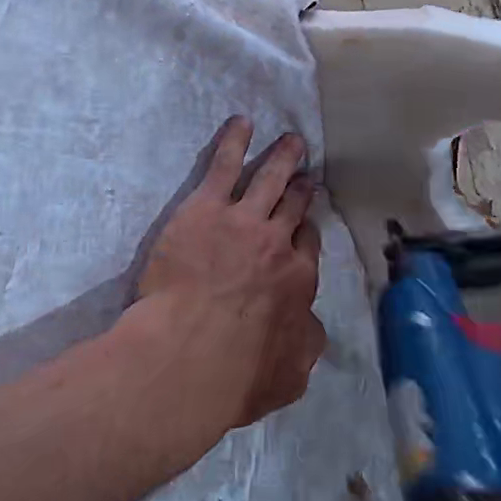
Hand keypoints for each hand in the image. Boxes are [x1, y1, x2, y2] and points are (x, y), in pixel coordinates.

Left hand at [137, 117, 325, 432]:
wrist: (188, 354)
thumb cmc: (235, 374)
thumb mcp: (288, 377)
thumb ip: (306, 347)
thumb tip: (311, 327)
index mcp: (297, 280)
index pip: (307, 244)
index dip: (305, 230)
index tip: (304, 223)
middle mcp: (277, 243)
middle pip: (294, 206)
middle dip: (302, 187)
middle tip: (306, 174)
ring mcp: (243, 220)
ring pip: (269, 179)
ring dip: (282, 157)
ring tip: (292, 141)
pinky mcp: (206, 208)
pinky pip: (224, 165)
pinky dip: (234, 142)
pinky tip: (240, 123)